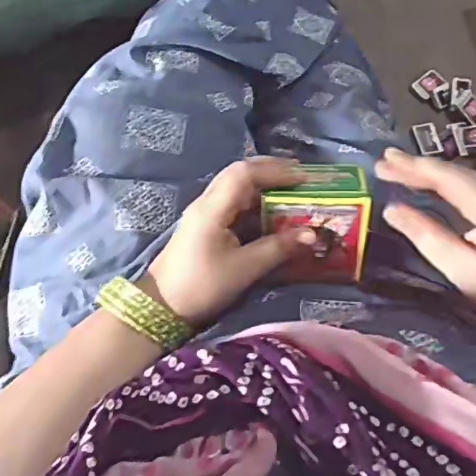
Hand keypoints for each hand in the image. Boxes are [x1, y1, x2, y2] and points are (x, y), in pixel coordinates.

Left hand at [142, 157, 315, 324]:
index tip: (304, 177)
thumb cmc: (203, 286)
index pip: (245, 174)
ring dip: (263, 182)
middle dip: (271, 169)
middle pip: (239, 172)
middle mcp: (207, 203)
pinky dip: (254, 199)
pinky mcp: (205, 225)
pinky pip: (232, 202)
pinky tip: (271, 207)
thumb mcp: (245, 268)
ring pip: (235, 186)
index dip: (276, 171)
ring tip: (291, 186)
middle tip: (301, 174)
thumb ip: (279, 247)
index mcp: (213, 208)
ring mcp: (204, 213)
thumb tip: (312, 234)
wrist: (162, 306)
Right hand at [374, 148, 475, 322]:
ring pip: (461, 174)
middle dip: (416, 166)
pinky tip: (425, 179)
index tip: (382, 164)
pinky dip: (443, 179)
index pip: (447, 179)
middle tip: (383, 162)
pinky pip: (469, 182)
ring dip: (428, 171)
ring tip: (396, 167)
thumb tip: (392, 209)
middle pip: (453, 172)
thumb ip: (426, 236)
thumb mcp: (460, 269)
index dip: (412, 169)